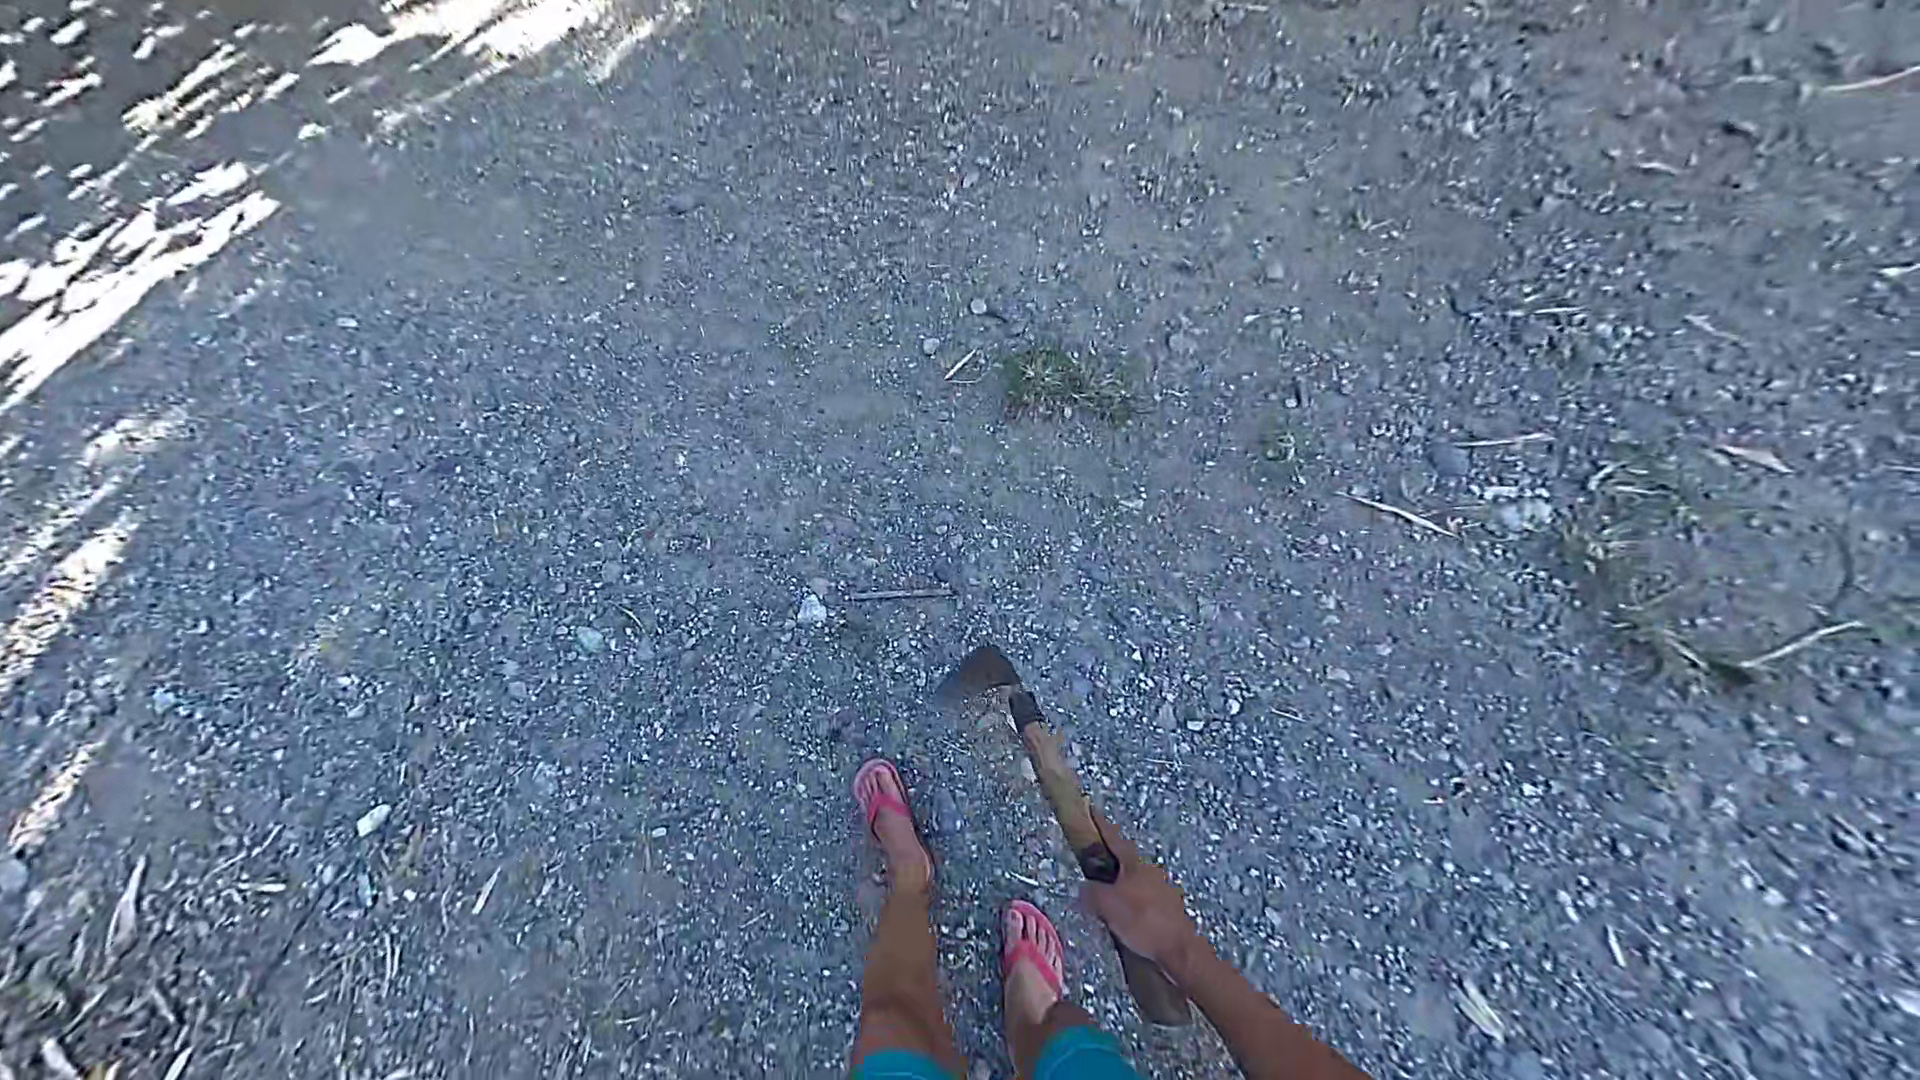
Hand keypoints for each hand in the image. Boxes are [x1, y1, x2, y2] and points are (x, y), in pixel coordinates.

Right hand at [1081, 806, 1200, 967]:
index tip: (1090, 809)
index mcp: (1134, 862)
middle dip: (1109, 861)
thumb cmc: (1144, 921)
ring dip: (1121, 887)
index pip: (1113, 836)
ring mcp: (1163, 891)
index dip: (1100, 824)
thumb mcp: (1107, 904)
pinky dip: (1132, 906)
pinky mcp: (1169, 912)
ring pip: (1135, 882)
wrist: (1182, 952)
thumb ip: (1091, 893)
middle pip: (1124, 860)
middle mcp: (1150, 871)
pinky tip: (1126, 921)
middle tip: (1092, 865)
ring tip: (1106, 901)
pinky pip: (1144, 902)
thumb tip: (1083, 888)